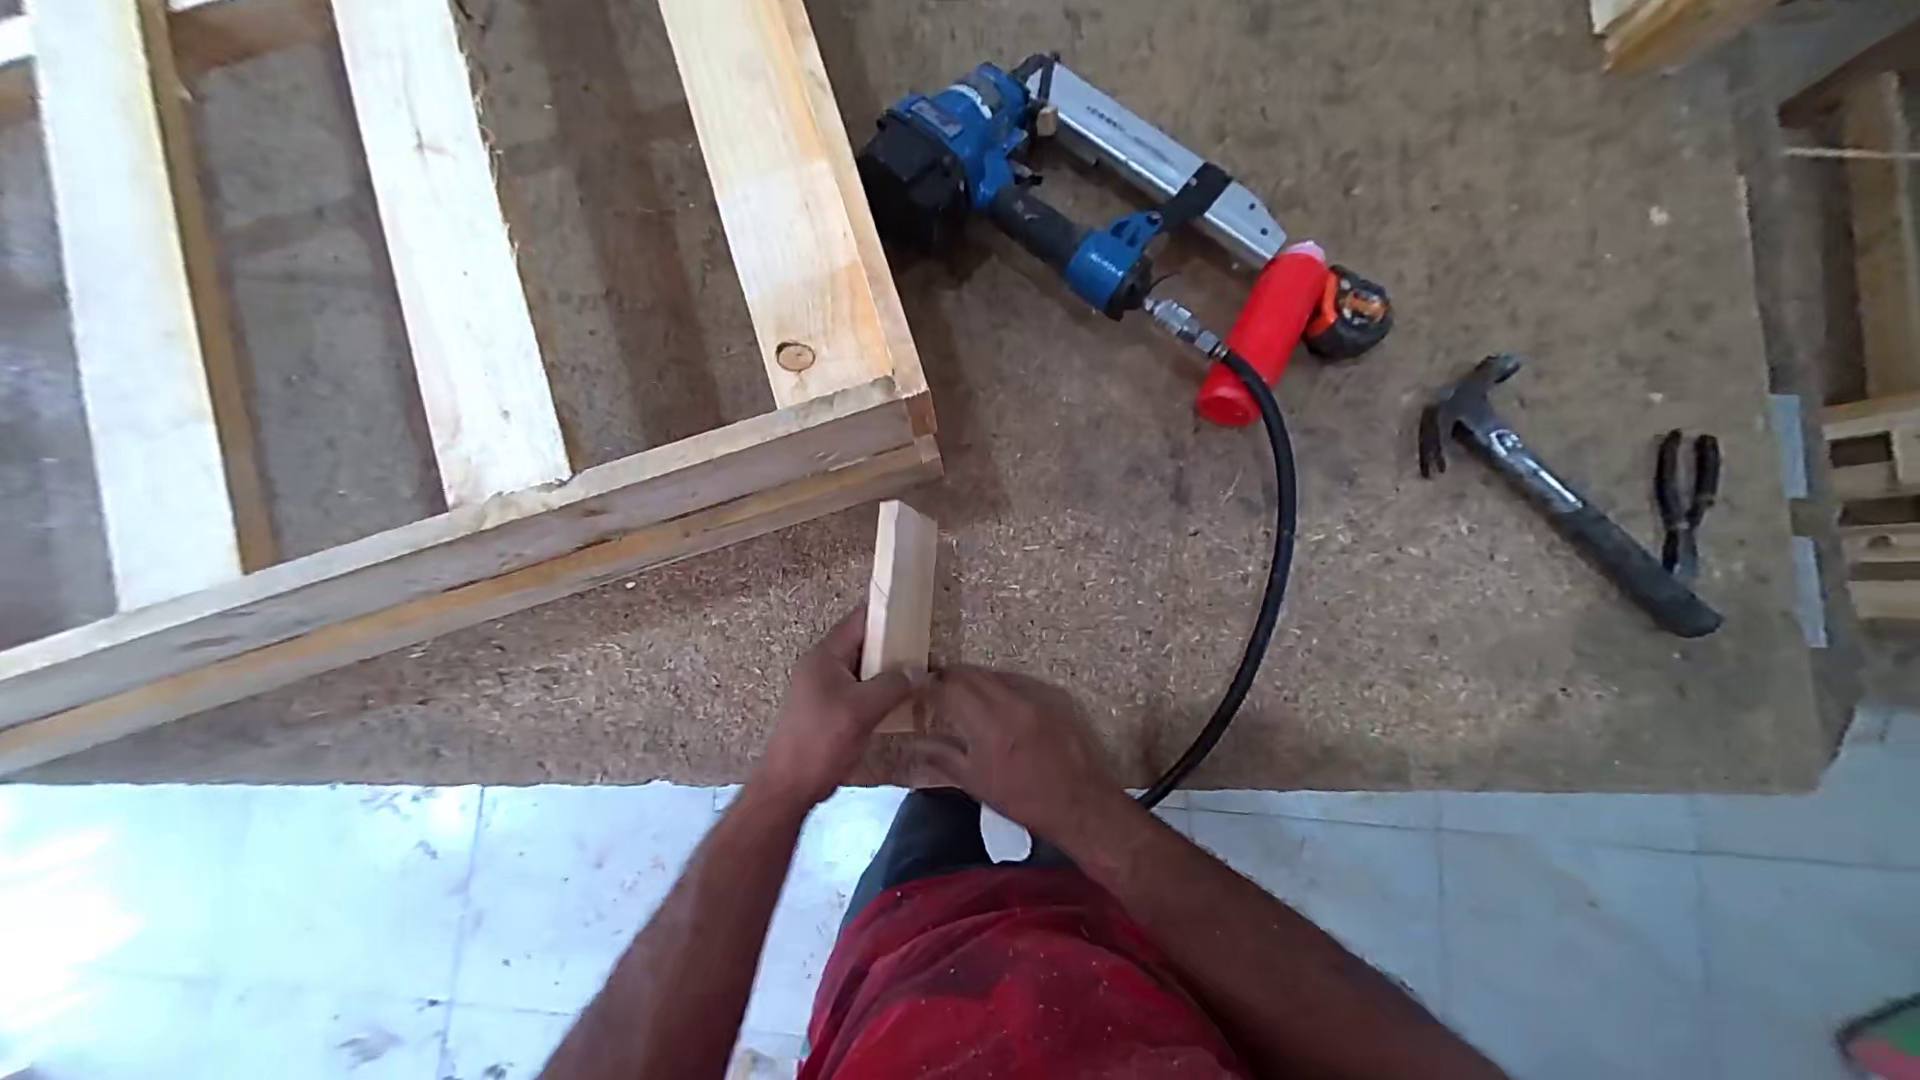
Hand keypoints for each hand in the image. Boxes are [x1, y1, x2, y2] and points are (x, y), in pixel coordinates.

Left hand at [753, 605, 918, 808]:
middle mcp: (822, 666)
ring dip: (887, 669)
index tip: (913, 610)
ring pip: (862, 669)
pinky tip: (900, 698)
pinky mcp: (829, 709)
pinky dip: (879, 689)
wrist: (790, 785)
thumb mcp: (862, 709)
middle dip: (892, 644)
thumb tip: (918, 670)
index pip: (857, 621)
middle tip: (924, 646)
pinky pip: (859, 689)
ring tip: (918, 670)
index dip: (885, 613)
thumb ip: (893, 685)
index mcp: (825, 656)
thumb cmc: (822, 739)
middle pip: (861, 644)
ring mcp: (824, 688)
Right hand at [916, 666, 1130, 847]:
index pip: (951, 687)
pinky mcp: (1055, 696)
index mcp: (989, 725)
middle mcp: (1012, 702)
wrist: (1081, 803)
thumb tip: (914, 741)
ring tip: (967, 695)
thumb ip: (941, 755)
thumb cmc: (1024, 799)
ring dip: (978, 680)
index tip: (920, 687)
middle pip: (973, 673)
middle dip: (952, 676)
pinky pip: (1020, 681)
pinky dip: (1003, 687)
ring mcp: (1037, 696)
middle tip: (938, 686)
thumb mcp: (976, 783)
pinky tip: (1000, 702)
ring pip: (996, 675)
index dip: (932, 683)